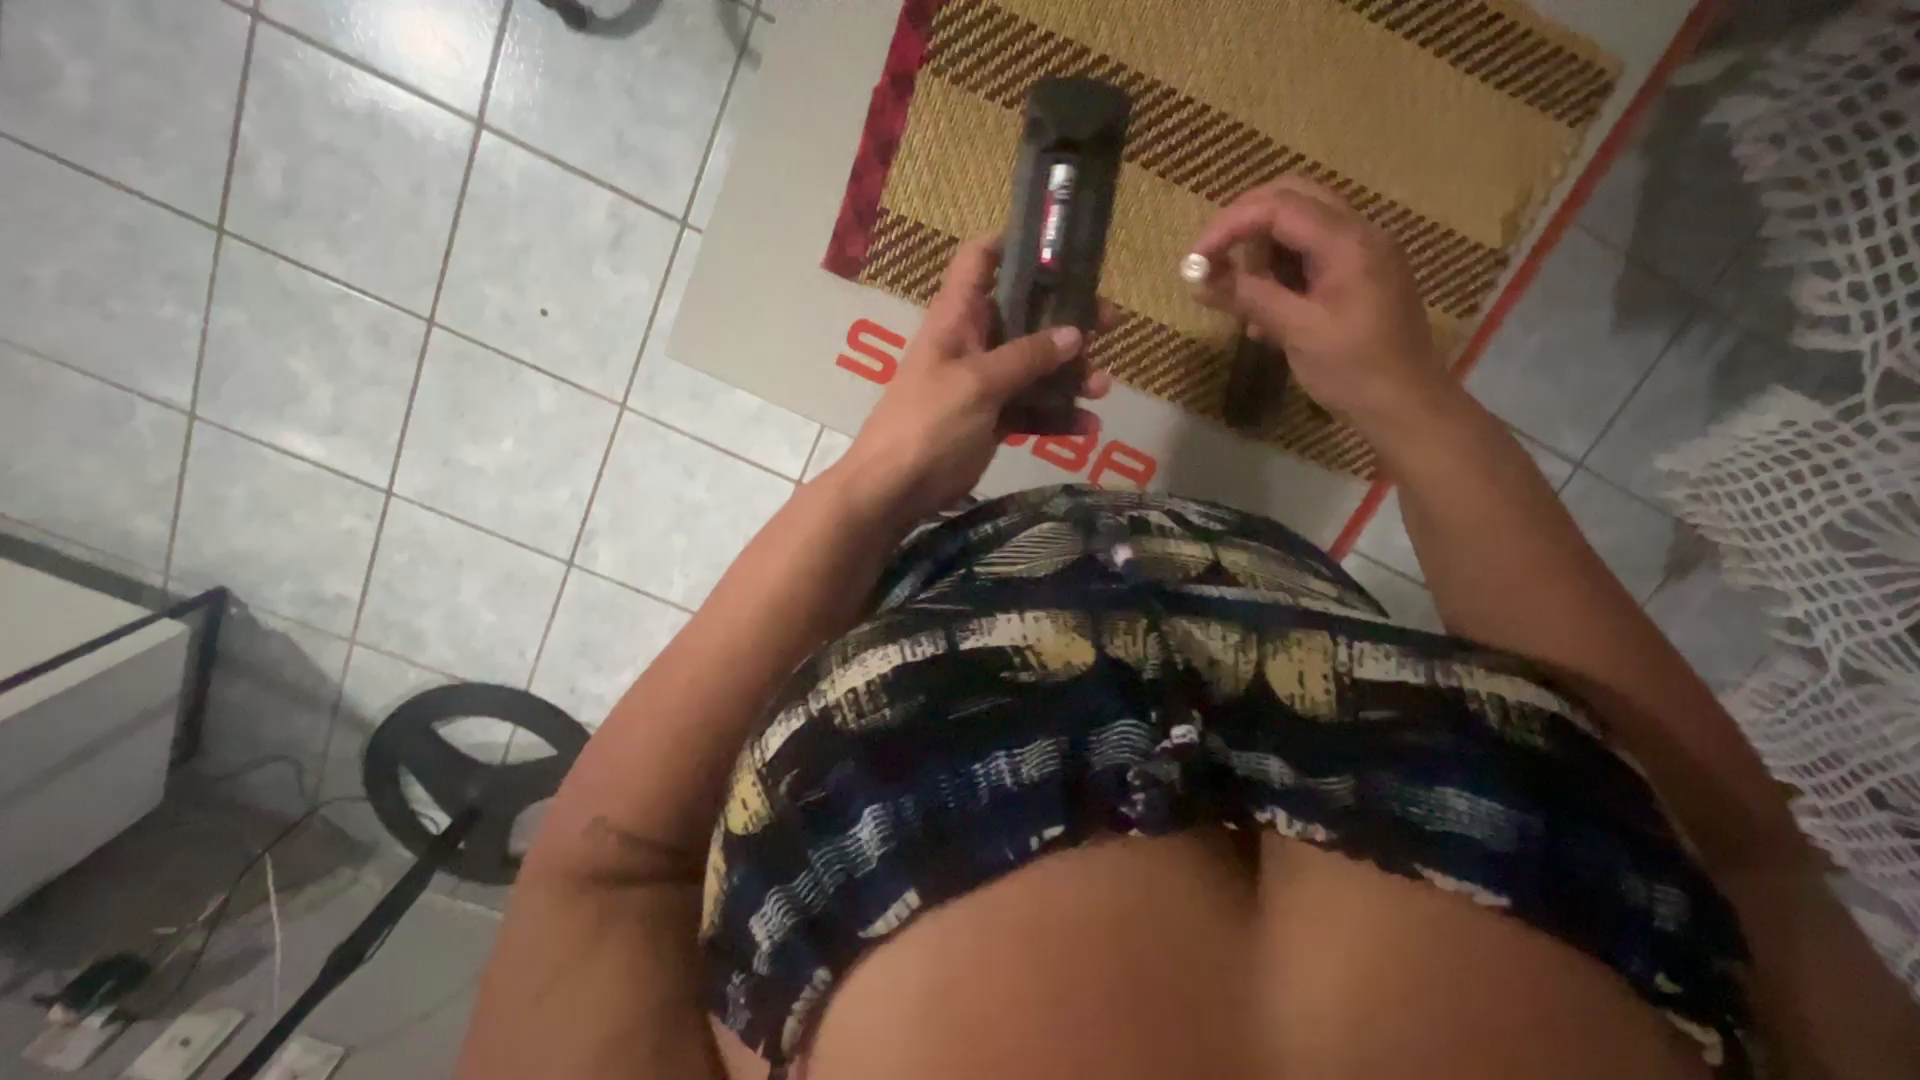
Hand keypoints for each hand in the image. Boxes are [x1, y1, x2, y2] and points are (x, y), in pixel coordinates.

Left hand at [828, 234, 1111, 524]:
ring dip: (1070, 374)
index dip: (1014, 243)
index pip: (980, 261)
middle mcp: (972, 343)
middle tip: (1111, 324)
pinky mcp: (991, 421)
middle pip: (1024, 316)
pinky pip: (1031, 409)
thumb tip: (1075, 332)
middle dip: (1067, 319)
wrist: (893, 490)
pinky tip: (1087, 427)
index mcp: (957, 318)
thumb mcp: (977, 383)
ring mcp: (983, 384)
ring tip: (1101, 388)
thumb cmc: (927, 424)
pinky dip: (1056, 416)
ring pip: (1034, 367)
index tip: (1060, 247)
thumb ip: (1026, 356)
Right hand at [1187, 177, 1456, 425]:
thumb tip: (1198, 281)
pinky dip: (1280, 273)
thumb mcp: (1296, 331)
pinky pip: (1311, 255)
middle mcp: (1359, 233)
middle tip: (1212, 261)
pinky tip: (1265, 316)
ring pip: (1298, 225)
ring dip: (1261, 254)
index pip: (1278, 207)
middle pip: (1291, 199)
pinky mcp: (1359, 274)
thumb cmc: (1354, 369)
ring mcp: (1362, 252)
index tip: (1196, 261)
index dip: (1229, 226)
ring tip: (1242, 301)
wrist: (1407, 406)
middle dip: (1244, 225)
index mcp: (1349, 241)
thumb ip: (1248, 296)